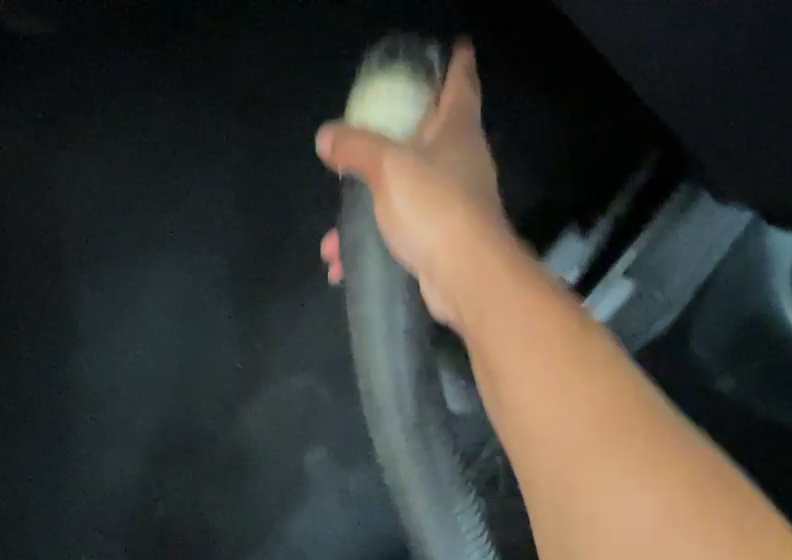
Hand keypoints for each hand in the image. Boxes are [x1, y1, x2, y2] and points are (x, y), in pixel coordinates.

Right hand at [317, 41, 513, 330]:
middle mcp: (461, 163)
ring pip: (403, 198)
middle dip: (388, 149)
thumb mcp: (387, 168)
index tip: (453, 50)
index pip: (460, 83)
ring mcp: (454, 205)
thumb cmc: (433, 207)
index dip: (455, 65)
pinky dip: (371, 249)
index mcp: (457, 130)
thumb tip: (326, 136)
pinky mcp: (443, 243)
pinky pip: (399, 237)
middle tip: (362, 146)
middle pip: (426, 142)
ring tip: (332, 241)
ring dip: (363, 219)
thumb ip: (356, 148)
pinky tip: (343, 267)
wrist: (465, 275)